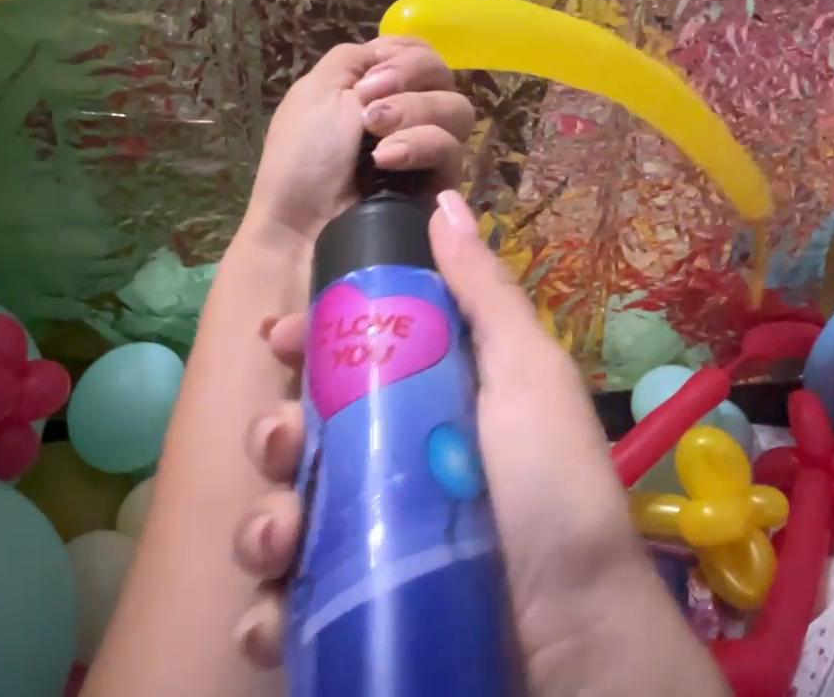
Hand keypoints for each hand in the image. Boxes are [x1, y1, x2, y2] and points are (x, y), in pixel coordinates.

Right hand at [230, 191, 730, 695]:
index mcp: (424, 407)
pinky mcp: (354, 615)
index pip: (347, 362)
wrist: (573, 630)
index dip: (307, 344)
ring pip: (280, 519)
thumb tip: (445, 204)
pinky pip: (285, 608)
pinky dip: (266, 611)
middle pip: (302, 436)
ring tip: (280, 536)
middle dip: (275, 432)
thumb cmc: (550, 484)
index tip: (281, 336)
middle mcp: (390, 468)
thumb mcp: (525, 371)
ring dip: (261, 523)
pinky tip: (274, 613)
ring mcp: (369, 545)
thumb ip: (484, 290)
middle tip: (283, 441)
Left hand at [246, 37, 475, 244]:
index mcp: (376, 88)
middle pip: (443, 74)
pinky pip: (452, 150)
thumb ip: (356, 58)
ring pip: (456, 110)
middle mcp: (408, 113)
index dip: (406, 53)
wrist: (302, 225)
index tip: (372, 73)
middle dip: (409, 78)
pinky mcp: (440, 184)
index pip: (421, 52)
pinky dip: (420, 145)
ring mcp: (427, 149)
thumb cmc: (301, 157)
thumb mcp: (317, 89)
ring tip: (375, 137)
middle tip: (369, 106)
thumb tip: (388, 57)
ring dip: (413, 113)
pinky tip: (387, 159)